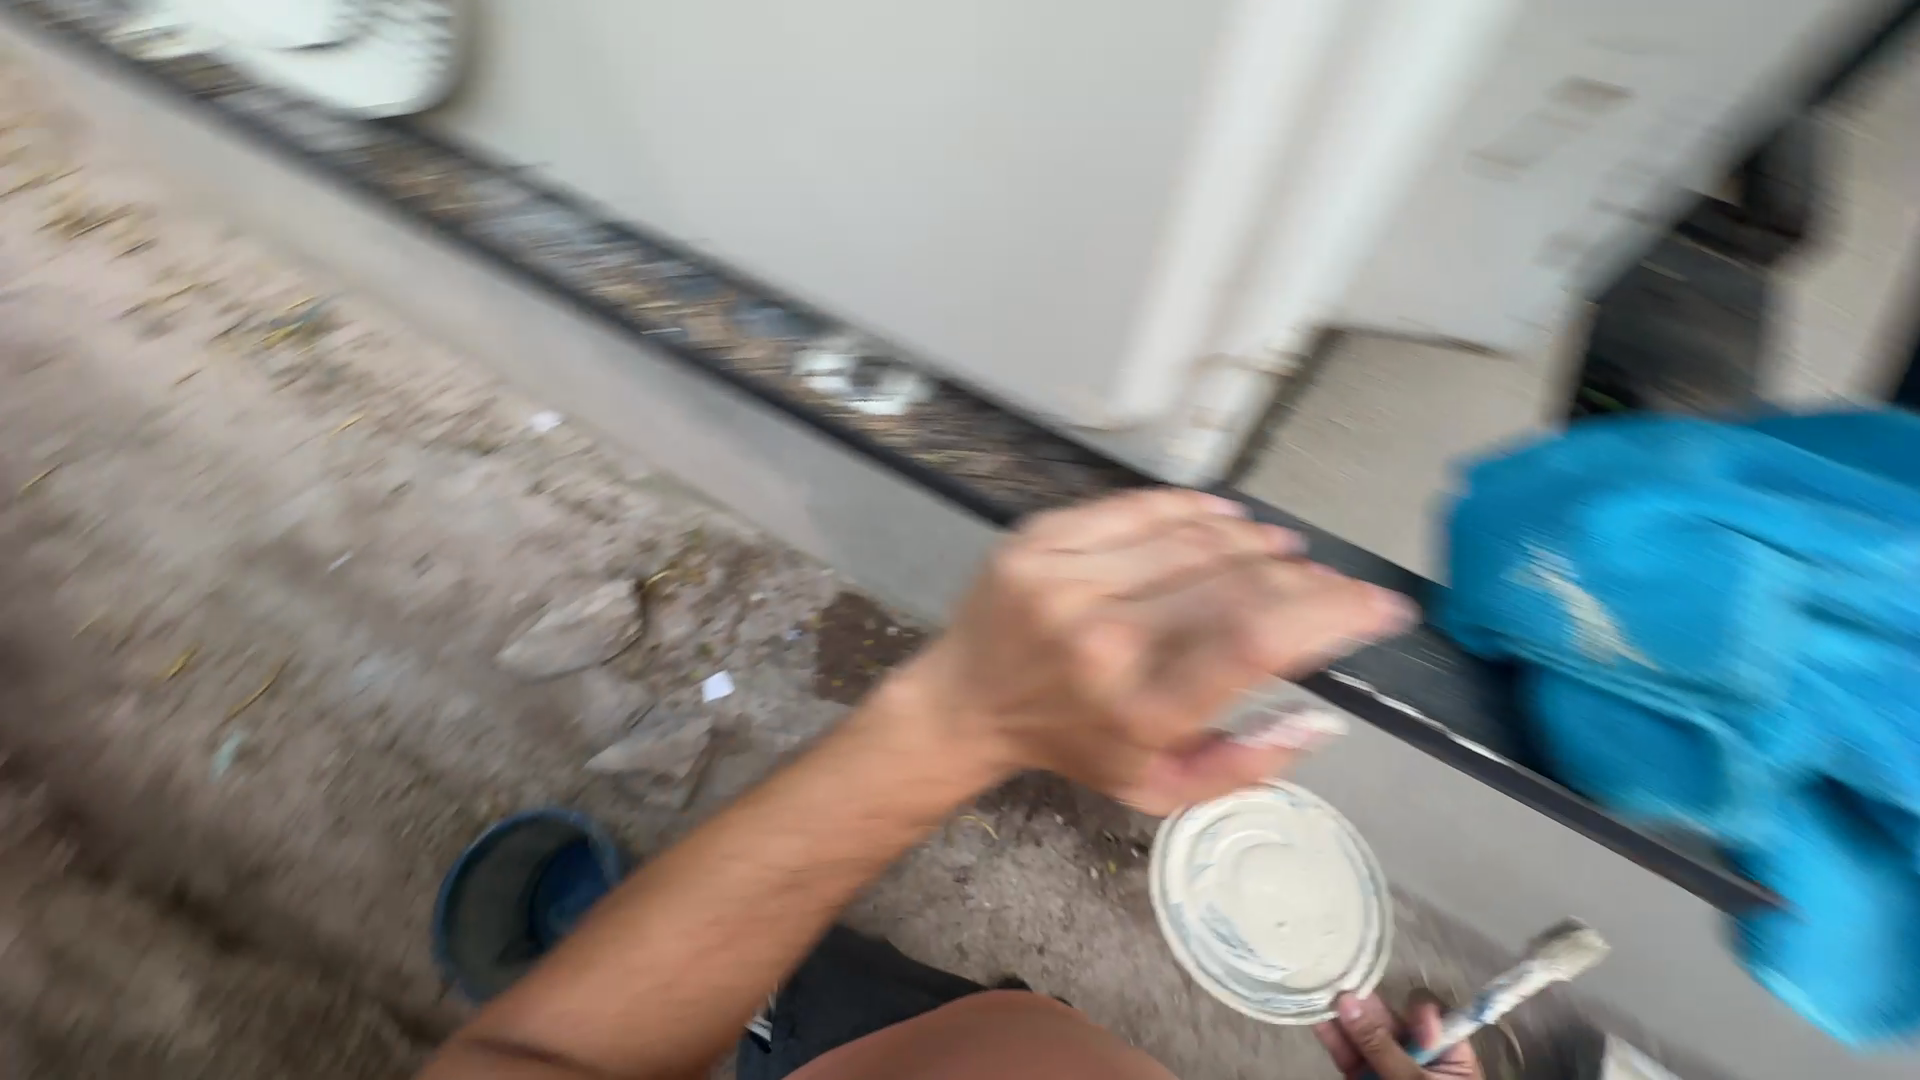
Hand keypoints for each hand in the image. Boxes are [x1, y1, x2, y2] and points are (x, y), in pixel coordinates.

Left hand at [891, 488, 1417, 814]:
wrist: (966, 701)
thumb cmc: (1070, 746)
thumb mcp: (1156, 790)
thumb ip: (1245, 768)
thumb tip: (1323, 718)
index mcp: (1137, 708)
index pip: (1254, 643)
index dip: (1331, 615)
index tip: (1379, 605)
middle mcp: (1101, 637)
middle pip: (1231, 582)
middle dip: (1303, 577)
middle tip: (1334, 580)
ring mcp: (1063, 579)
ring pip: (1188, 538)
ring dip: (1252, 539)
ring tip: (1284, 550)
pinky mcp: (1037, 540)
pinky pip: (1132, 507)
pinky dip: (1190, 508)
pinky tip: (1223, 517)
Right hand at [1315, 991, 1482, 1079]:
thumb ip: (1382, 1047)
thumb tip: (1348, 1001)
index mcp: (1450, 1057)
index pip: (1433, 1018)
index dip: (1418, 1012)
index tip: (1412, 1022)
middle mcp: (1418, 1056)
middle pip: (1391, 1020)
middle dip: (1366, 1004)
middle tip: (1341, 984)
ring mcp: (1388, 1068)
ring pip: (1363, 1033)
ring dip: (1343, 1016)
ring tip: (1321, 993)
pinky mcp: (1363, 1079)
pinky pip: (1347, 1053)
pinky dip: (1332, 1037)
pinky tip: (1317, 1019)